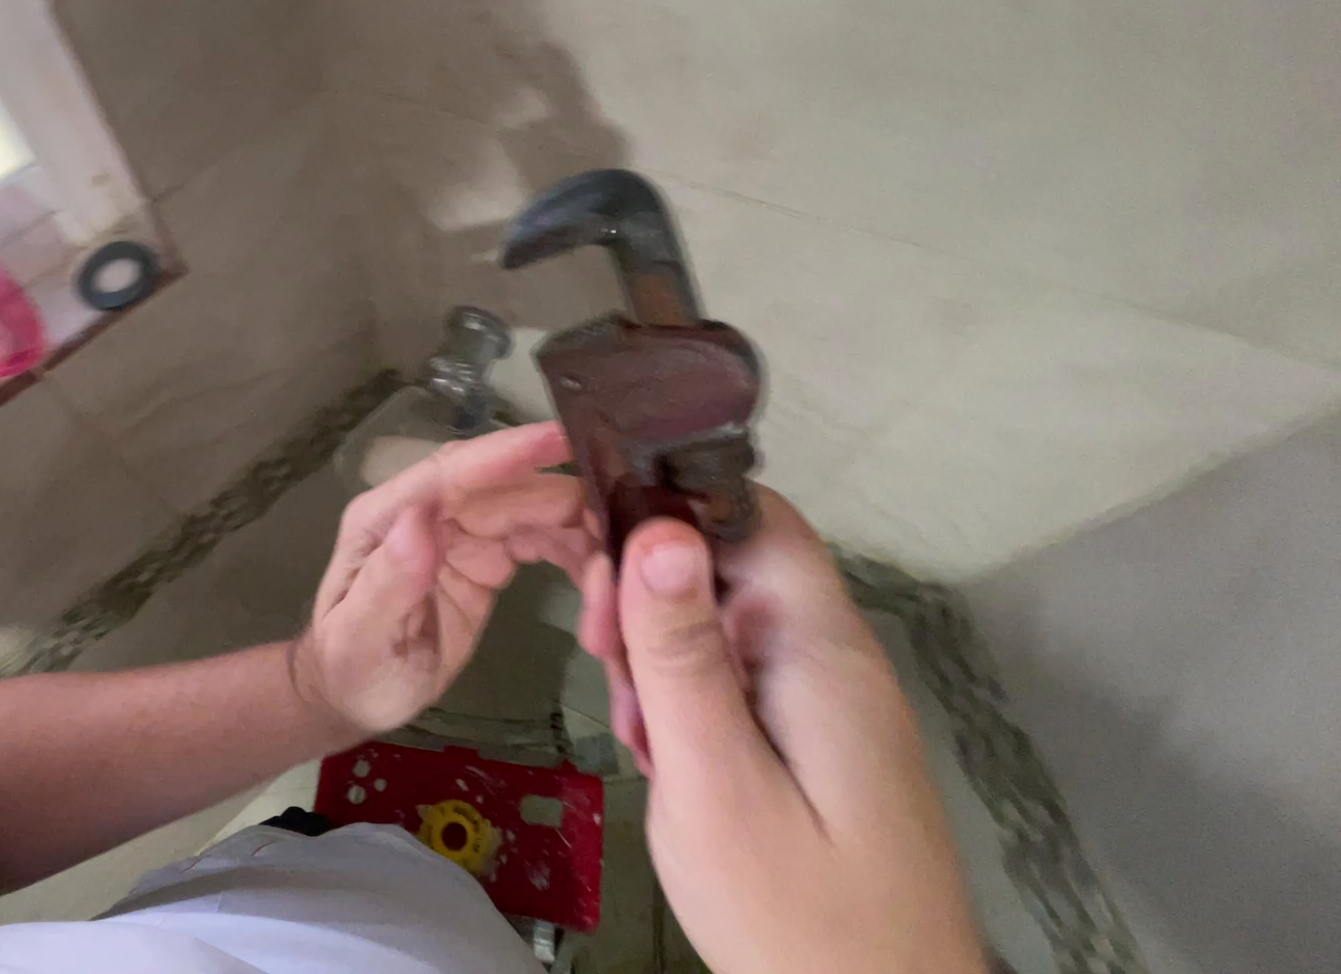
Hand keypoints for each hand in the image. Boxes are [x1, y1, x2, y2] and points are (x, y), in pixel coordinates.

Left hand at [291, 423, 596, 733]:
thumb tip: (418, 520)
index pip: (450, 472)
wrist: (354, 692)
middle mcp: (429, 512)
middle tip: (624, 527)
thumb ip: (386, 581)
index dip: (505, 453)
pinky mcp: (487, 558)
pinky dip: (572, 554)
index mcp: (388, 516)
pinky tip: (601, 575)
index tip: (561, 439)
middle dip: (563, 502)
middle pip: (504, 489)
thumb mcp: (359, 635)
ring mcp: (460, 532)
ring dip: (575, 531)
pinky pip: (538, 541)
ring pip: (530, 512)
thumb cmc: (349, 667)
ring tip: (619, 565)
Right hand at [580, 489, 986, 973]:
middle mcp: (824, 652)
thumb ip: (680, 652)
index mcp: (817, 646)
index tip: (606, 568)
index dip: (674, 514)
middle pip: (722, 566)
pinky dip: (677, 697)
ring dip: (654, 655)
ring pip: (711, 620)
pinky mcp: (800, 728)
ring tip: (636, 732)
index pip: (754, 517)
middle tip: (603, 662)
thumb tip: (659, 531)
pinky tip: (660, 751)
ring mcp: (814, 693)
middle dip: (646, 599)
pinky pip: (724, 674)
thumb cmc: (791, 912)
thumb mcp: (712, 777)